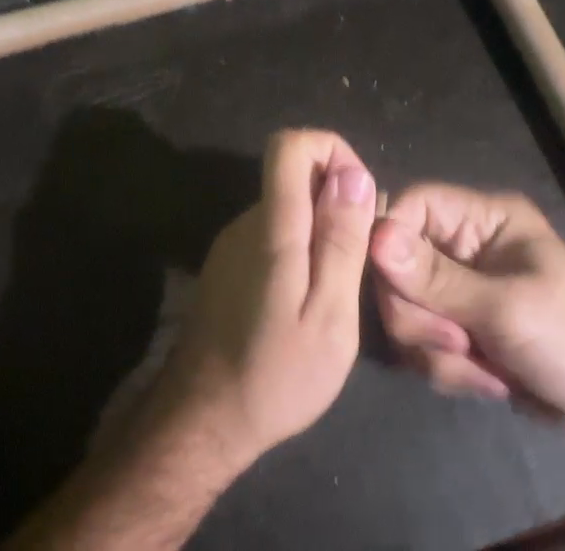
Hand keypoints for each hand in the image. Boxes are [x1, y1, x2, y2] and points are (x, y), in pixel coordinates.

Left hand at [144, 130, 377, 467]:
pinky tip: (306, 304)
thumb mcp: (330, 315)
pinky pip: (272, 236)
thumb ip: (340, 241)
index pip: (291, 144)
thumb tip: (353, 174)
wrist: (204, 419)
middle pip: (293, 175)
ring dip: (320, 232)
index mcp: (272, 228)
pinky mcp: (227, 267)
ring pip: (286, 209)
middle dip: (336, 201)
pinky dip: (299, 252)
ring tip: (337, 293)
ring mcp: (231, 245)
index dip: (333, 152)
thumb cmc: (276, 375)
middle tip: (358, 264)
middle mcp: (246, 224)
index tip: (361, 200)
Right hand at [369, 183, 564, 425]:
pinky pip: (419, 341)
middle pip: (396, 264)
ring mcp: (457, 288)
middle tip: (456, 343)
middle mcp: (463, 246)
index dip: (391, 242)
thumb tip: (375, 239)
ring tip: (482, 368)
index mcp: (483, 219)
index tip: (395, 286)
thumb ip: (436, 278)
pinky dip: (446, 367)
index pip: (411, 205)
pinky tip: (486, 380)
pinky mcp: (456, 326)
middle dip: (419, 315)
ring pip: (404, 309)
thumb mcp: (505, 308)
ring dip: (435, 350)